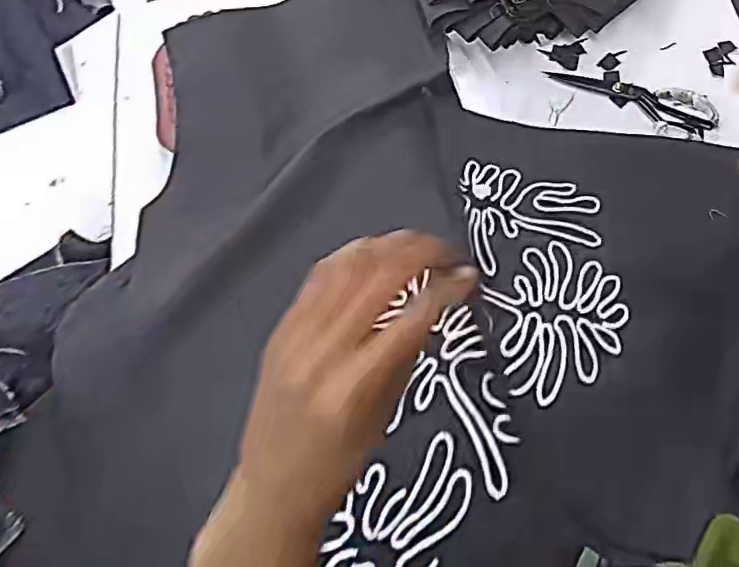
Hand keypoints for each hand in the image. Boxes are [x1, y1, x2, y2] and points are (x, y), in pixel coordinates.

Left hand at [193, 231, 477, 565]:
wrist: (270, 494)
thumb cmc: (335, 466)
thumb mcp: (387, 412)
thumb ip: (409, 350)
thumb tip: (438, 300)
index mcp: (352, 386)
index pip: (412, 316)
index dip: (448, 287)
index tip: (468, 277)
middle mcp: (320, 354)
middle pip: (381, 276)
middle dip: (425, 253)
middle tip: (449, 254)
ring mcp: (295, 336)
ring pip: (351, 264)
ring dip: (393, 245)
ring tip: (419, 245)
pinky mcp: (281, 327)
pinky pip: (321, 273)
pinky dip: (355, 254)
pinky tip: (376, 252)